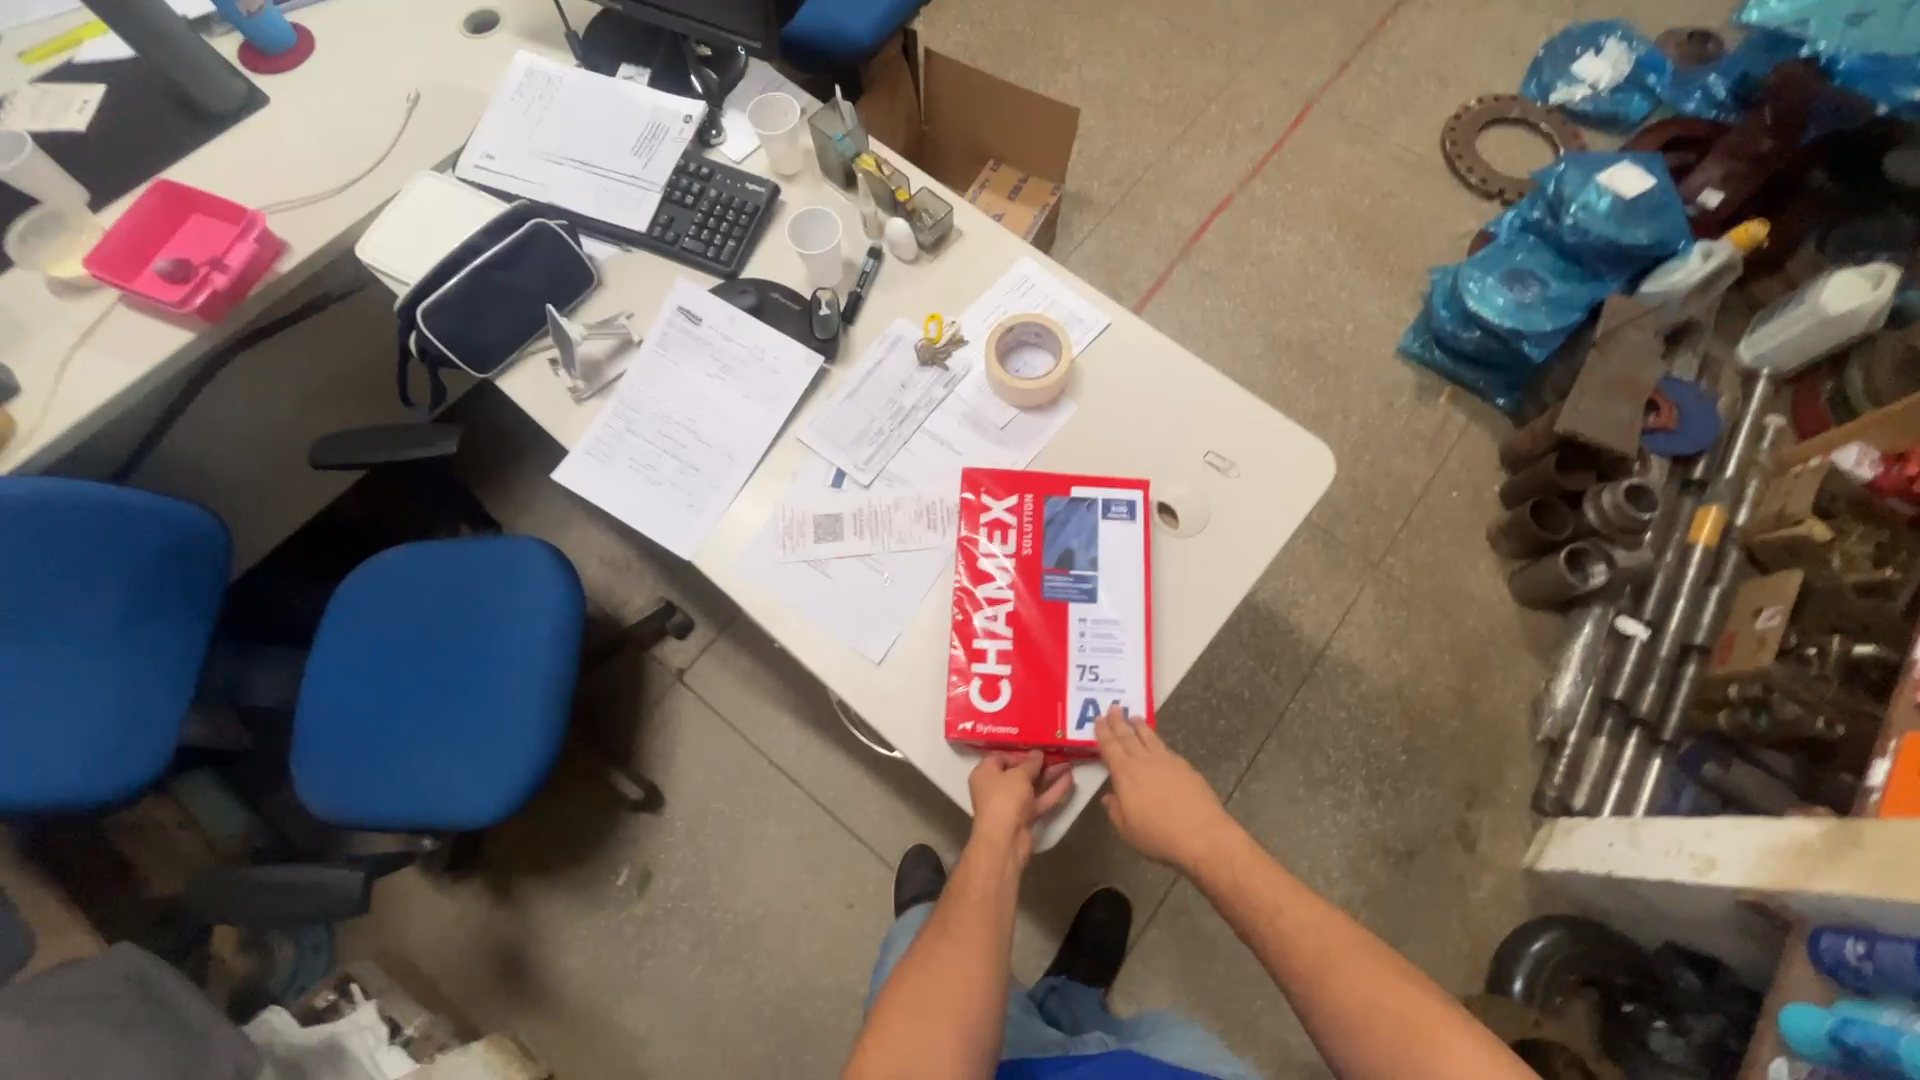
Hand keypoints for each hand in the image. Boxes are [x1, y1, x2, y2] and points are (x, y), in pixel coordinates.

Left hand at [968, 751, 1073, 865]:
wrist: (1005, 840)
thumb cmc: (1005, 799)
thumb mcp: (1018, 775)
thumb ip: (1030, 763)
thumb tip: (1037, 753)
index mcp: (985, 773)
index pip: (1000, 757)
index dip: (1019, 753)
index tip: (1036, 750)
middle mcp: (995, 788)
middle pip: (1018, 772)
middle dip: (1039, 765)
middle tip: (1057, 754)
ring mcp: (1010, 804)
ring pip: (1031, 787)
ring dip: (1049, 776)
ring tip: (1069, 764)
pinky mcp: (1023, 818)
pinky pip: (1039, 801)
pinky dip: (1052, 792)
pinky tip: (1070, 781)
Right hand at [1095, 707, 1242, 874]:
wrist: (1203, 835)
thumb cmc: (1158, 836)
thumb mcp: (1127, 830)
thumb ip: (1115, 811)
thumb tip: (1109, 797)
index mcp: (1125, 774)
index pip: (1110, 747)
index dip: (1103, 732)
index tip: (1099, 719)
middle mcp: (1145, 761)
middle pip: (1128, 736)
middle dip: (1119, 721)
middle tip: (1113, 707)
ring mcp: (1168, 762)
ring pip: (1150, 738)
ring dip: (1140, 726)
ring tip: (1135, 717)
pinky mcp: (1186, 768)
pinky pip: (1166, 748)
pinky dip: (1158, 741)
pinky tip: (1159, 744)